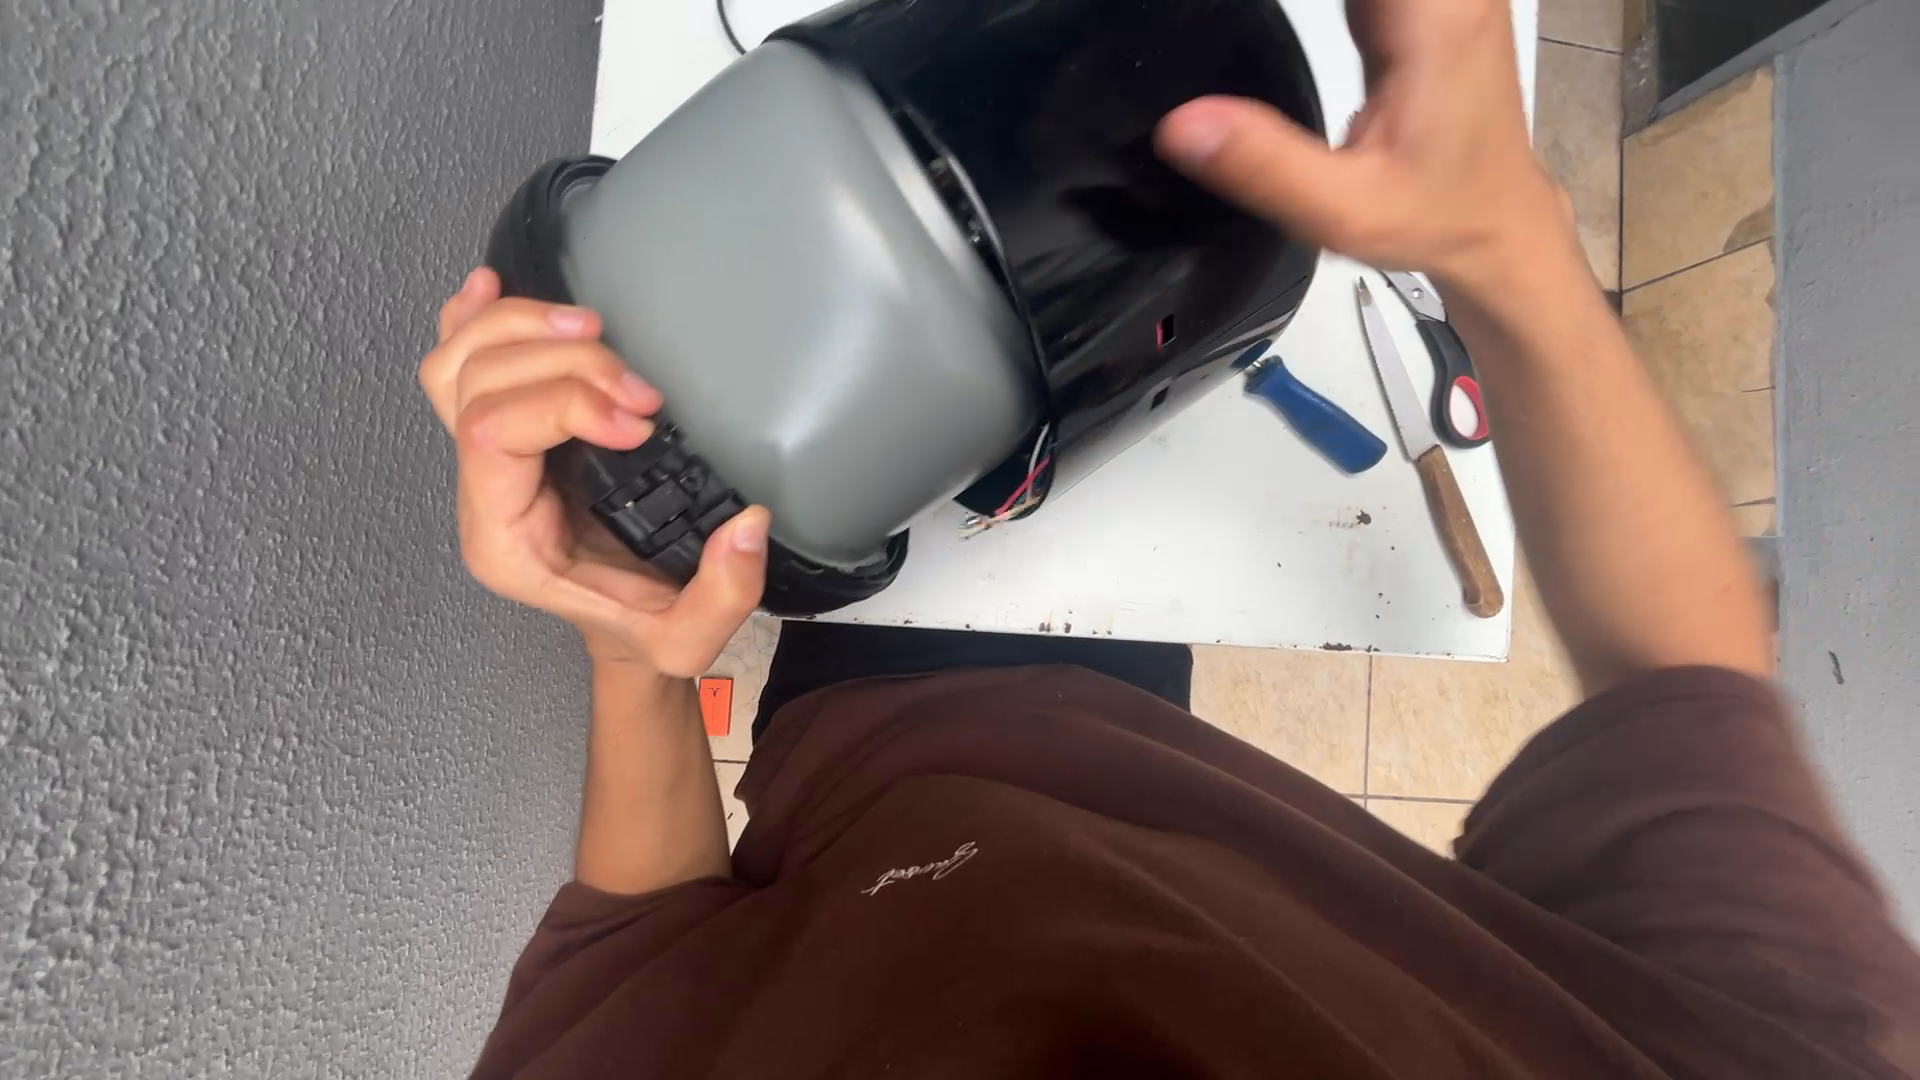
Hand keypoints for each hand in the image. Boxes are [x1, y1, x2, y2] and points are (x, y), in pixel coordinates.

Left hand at [420, 267, 769, 675]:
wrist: (622, 626)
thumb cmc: (646, 628)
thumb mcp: (690, 638)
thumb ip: (725, 593)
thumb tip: (750, 521)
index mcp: (508, 541)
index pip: (495, 437)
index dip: (567, 405)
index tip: (643, 420)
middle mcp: (484, 494)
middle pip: (475, 385)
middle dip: (564, 366)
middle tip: (642, 389)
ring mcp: (488, 462)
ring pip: (458, 364)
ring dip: (524, 329)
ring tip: (597, 329)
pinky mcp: (510, 439)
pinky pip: (461, 366)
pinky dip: (474, 321)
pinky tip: (493, 289)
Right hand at [1155, 0, 1567, 292]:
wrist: (1494, 224)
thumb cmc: (1432, 216)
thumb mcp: (1337, 208)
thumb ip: (1261, 165)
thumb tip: (1179, 126)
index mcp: (1431, 15)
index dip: (1276, 4)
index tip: (1229, 20)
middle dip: (1280, 9)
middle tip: (1226, 26)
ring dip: (1295, 9)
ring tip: (1236, 15)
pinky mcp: (1428, 6)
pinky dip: (1322, 9)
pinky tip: (1278, 25)